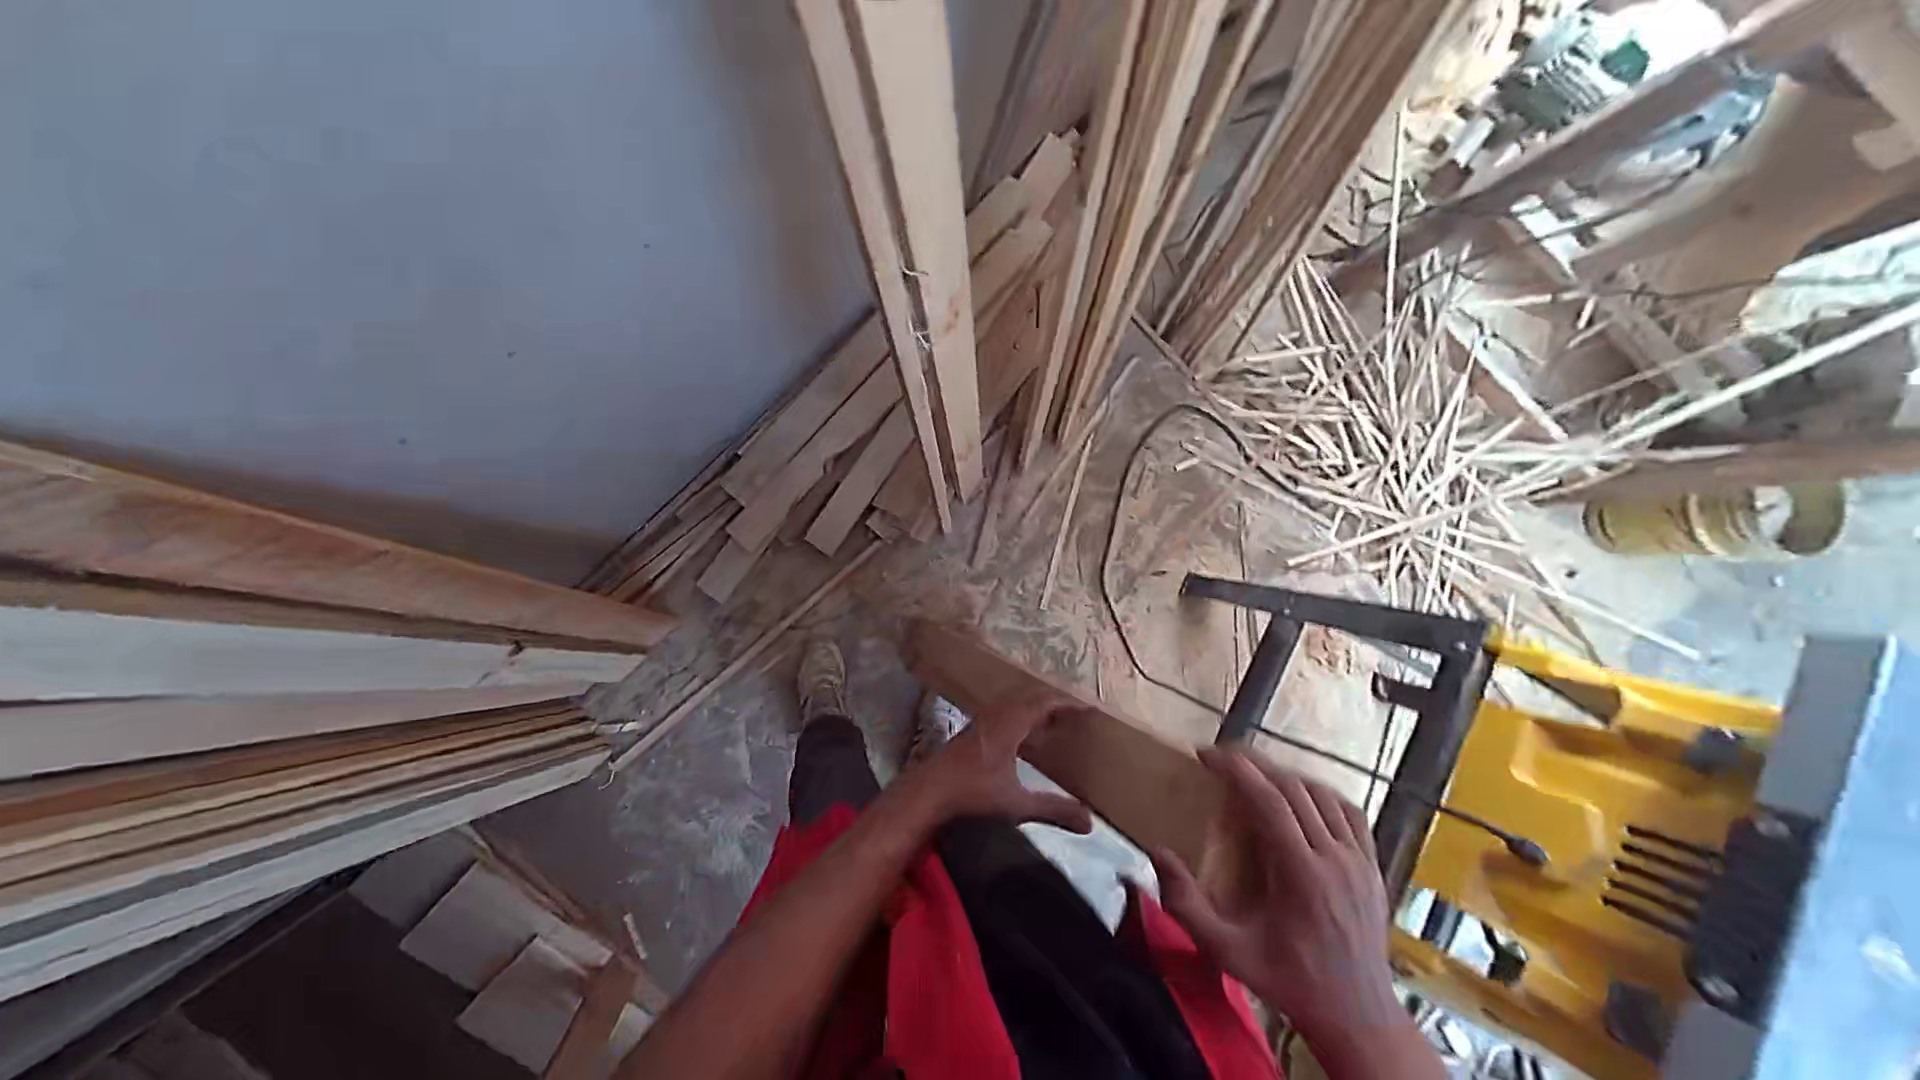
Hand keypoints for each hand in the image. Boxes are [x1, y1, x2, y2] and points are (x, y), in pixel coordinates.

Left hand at [904, 692, 1093, 833]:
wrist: (927, 793)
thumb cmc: (972, 793)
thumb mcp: (1016, 804)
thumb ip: (1053, 809)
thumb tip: (1090, 823)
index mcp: (1009, 723)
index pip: (1044, 702)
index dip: (1067, 703)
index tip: (1088, 708)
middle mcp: (995, 715)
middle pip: (1028, 696)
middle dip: (1053, 701)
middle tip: (1074, 713)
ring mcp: (980, 721)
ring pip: (1013, 703)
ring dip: (1034, 707)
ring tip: (1052, 722)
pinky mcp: (971, 731)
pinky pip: (1002, 712)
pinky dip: (1019, 716)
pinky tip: (1023, 738)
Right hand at [1151, 748, 1433, 1074]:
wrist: (1356, 1017)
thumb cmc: (1287, 980)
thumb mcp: (1227, 951)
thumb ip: (1186, 904)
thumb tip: (1157, 853)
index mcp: (1301, 874)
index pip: (1269, 799)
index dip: (1235, 768)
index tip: (1206, 755)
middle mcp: (1334, 858)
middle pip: (1293, 789)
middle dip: (1254, 765)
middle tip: (1221, 760)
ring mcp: (1359, 861)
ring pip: (1322, 794)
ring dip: (1285, 777)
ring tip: (1254, 777)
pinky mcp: (1373, 867)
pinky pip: (1349, 813)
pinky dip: (1321, 794)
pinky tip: (1300, 798)